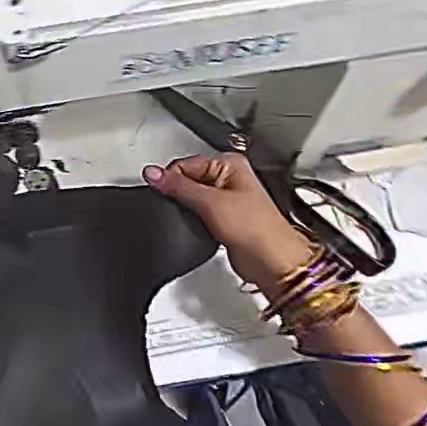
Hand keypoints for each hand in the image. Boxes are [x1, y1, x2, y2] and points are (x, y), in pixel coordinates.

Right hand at [144, 153, 315, 295]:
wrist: (272, 262)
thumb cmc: (256, 229)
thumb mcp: (210, 202)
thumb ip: (178, 187)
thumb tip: (153, 174)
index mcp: (230, 164)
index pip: (185, 163)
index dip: (170, 178)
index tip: (161, 189)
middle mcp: (230, 178)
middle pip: (187, 179)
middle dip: (179, 193)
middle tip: (185, 207)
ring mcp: (227, 199)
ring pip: (192, 198)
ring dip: (188, 208)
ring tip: (196, 218)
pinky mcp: (224, 219)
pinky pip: (198, 214)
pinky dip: (194, 220)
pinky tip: (200, 227)